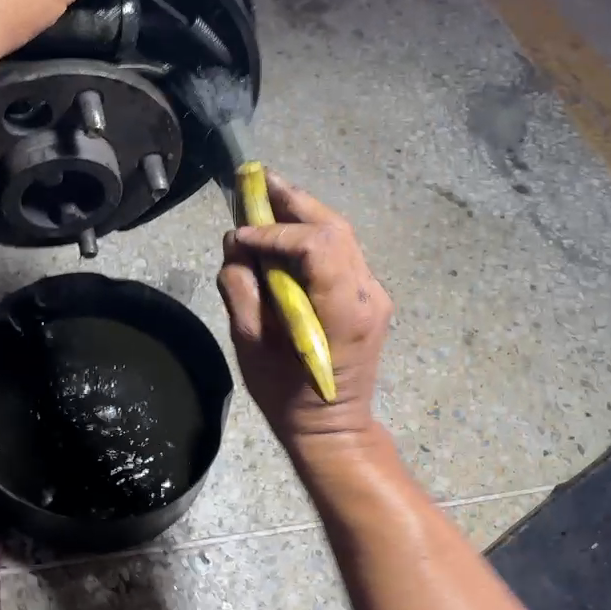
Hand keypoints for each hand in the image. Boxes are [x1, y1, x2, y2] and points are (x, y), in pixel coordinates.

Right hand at [217, 173, 392, 452]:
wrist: (333, 428)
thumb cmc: (286, 395)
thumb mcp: (250, 346)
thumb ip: (241, 290)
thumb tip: (236, 247)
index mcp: (342, 310)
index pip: (315, 246)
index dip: (274, 233)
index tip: (239, 236)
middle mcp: (368, 293)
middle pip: (335, 227)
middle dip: (292, 201)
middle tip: (256, 181)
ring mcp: (374, 294)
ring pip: (341, 234)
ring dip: (303, 213)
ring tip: (267, 196)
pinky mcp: (369, 297)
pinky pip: (341, 252)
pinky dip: (311, 235)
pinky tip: (286, 233)